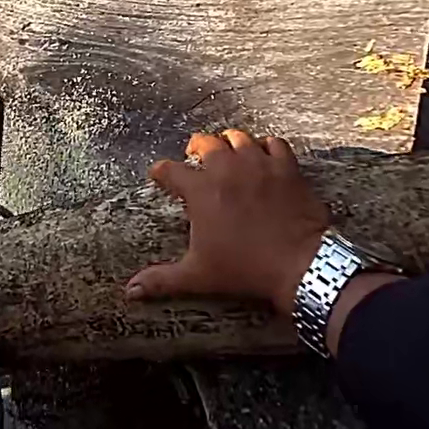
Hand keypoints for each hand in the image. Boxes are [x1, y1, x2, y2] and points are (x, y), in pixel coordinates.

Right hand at [124, 129, 329, 315]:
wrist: (299, 264)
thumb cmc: (245, 268)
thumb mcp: (198, 275)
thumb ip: (162, 279)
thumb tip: (130, 291)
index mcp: (201, 190)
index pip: (170, 170)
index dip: (160, 172)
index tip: (158, 174)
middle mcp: (227, 169)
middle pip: (205, 142)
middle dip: (196, 147)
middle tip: (195, 155)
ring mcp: (258, 164)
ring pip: (238, 137)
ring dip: (230, 142)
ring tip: (228, 151)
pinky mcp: (286, 167)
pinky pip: (274, 143)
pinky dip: (266, 146)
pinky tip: (264, 155)